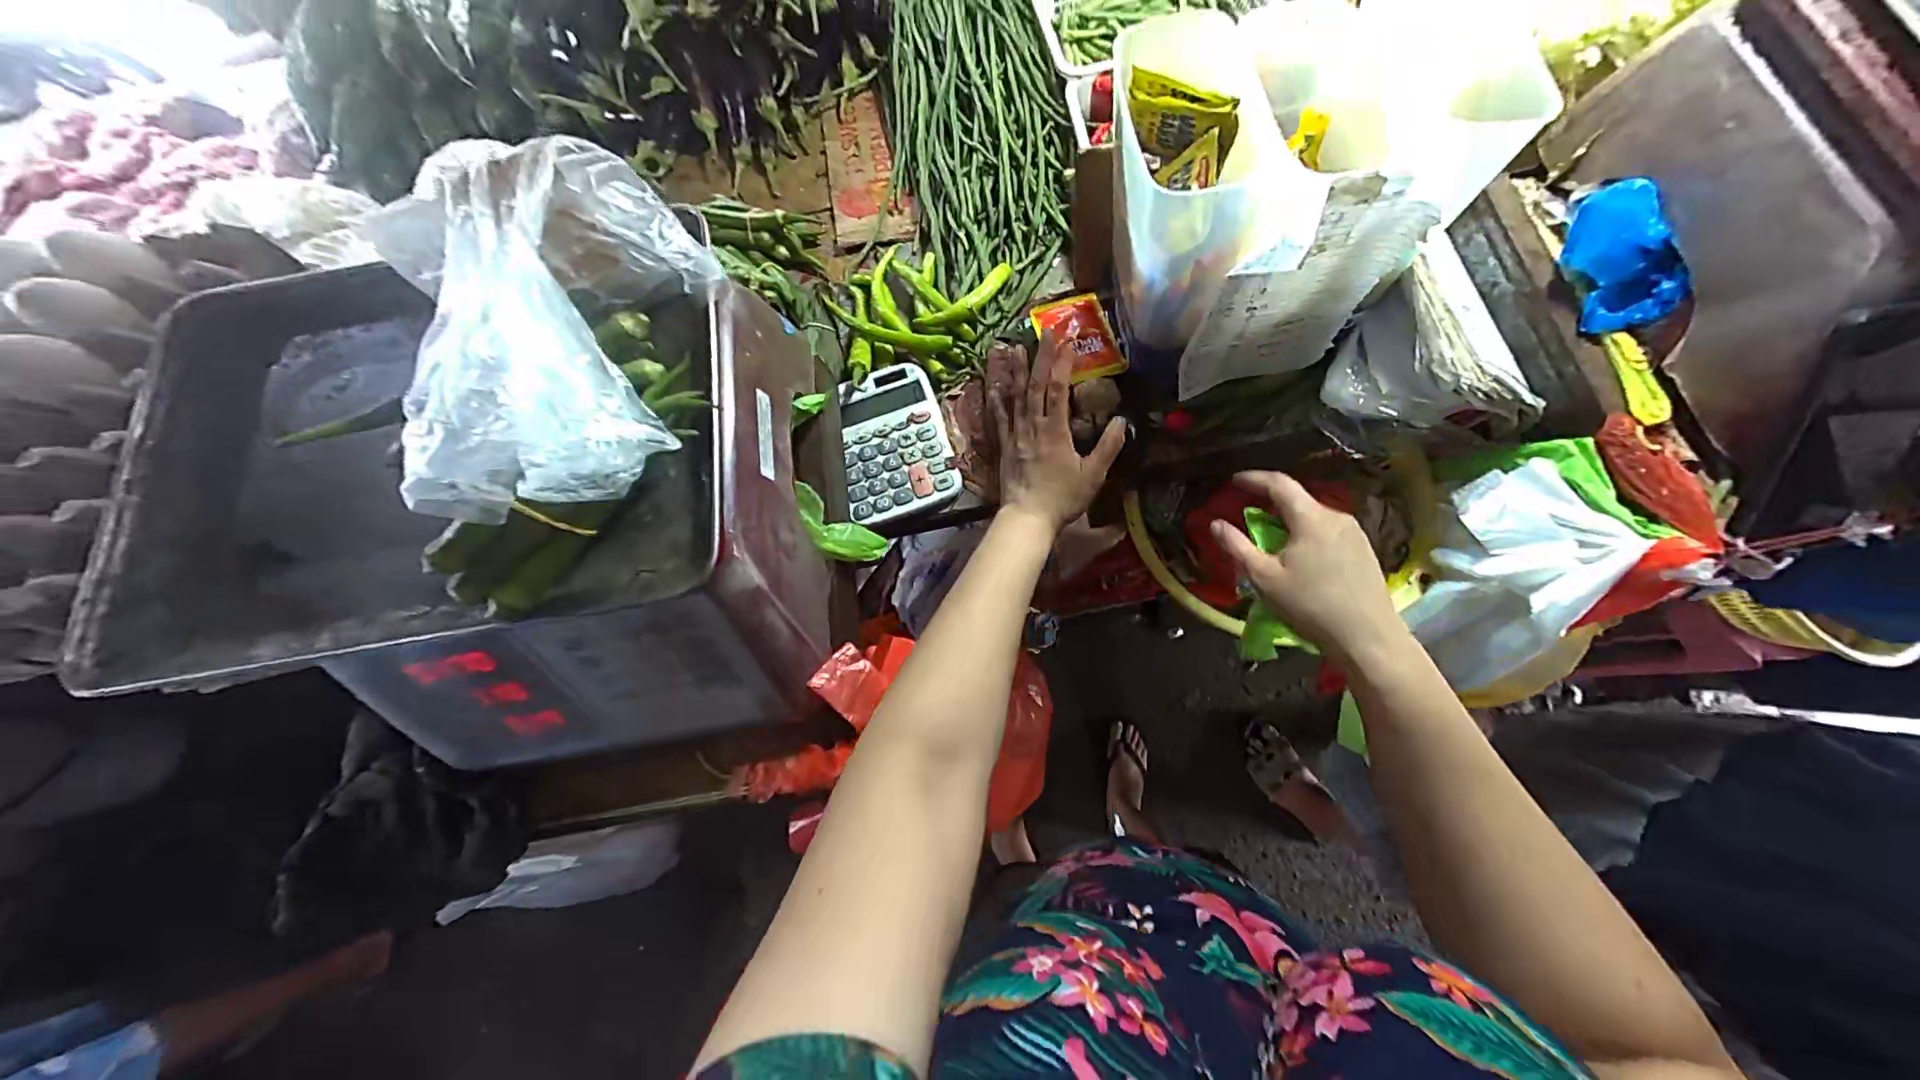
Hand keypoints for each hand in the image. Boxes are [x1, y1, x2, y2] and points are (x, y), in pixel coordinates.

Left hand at [988, 335, 1125, 532]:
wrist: (1027, 518)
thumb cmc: (1062, 499)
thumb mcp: (1093, 475)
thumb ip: (1108, 447)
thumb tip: (1123, 420)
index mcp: (1054, 431)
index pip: (1057, 389)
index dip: (1062, 362)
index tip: (1067, 340)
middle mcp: (1031, 427)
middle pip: (1035, 385)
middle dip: (1041, 356)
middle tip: (1046, 332)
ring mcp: (1014, 435)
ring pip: (1014, 396)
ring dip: (1015, 370)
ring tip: (1015, 346)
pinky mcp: (1003, 446)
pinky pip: (999, 417)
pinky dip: (997, 398)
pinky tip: (994, 384)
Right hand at [1209, 471, 1406, 664]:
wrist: (1367, 637)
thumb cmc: (1310, 606)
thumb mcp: (1264, 578)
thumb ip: (1237, 547)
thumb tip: (1216, 524)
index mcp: (1311, 519)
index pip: (1279, 484)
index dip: (1254, 478)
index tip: (1235, 481)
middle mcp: (1336, 517)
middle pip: (1297, 500)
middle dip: (1270, 504)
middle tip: (1248, 516)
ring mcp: (1354, 532)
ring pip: (1313, 516)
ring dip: (1289, 522)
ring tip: (1273, 541)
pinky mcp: (1364, 549)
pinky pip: (1328, 531)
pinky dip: (1307, 534)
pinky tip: (1300, 558)